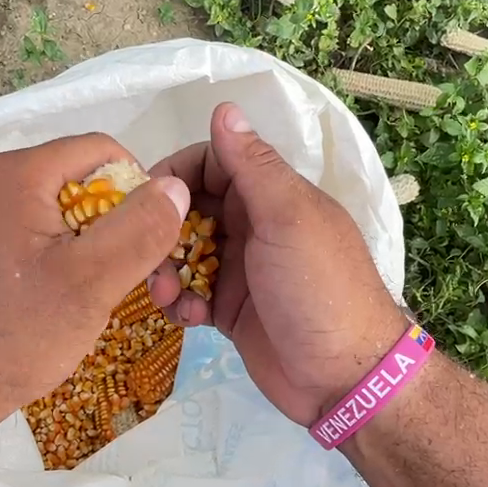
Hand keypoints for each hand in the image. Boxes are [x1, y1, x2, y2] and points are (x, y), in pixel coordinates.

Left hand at [0, 133, 191, 416]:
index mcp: (15, 172)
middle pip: (68, 176)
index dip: (135, 188)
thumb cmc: (17, 334)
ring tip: (75, 289)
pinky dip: (36, 249)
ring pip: (41, 203)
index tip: (142, 239)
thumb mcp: (93, 282)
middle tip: (112, 273)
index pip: (98, 150)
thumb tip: (173, 186)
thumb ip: (141, 229)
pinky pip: (10, 224)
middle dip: (102, 217)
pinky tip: (35, 294)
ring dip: (71, 236)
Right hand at [146, 103, 406, 424]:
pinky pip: (189, 291)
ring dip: (165, 267)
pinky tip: (186, 317)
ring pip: (183, 252)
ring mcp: (239, 268)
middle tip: (144, 252)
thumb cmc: (317, 288)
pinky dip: (180, 300)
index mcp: (270, 195)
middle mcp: (252, 224)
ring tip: (165, 292)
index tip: (146, 197)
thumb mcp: (287, 219)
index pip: (211, 162)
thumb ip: (252, 166)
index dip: (177, 173)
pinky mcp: (228, 308)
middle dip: (163, 228)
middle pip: (189, 208)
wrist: (343, 379)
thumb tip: (224, 107)